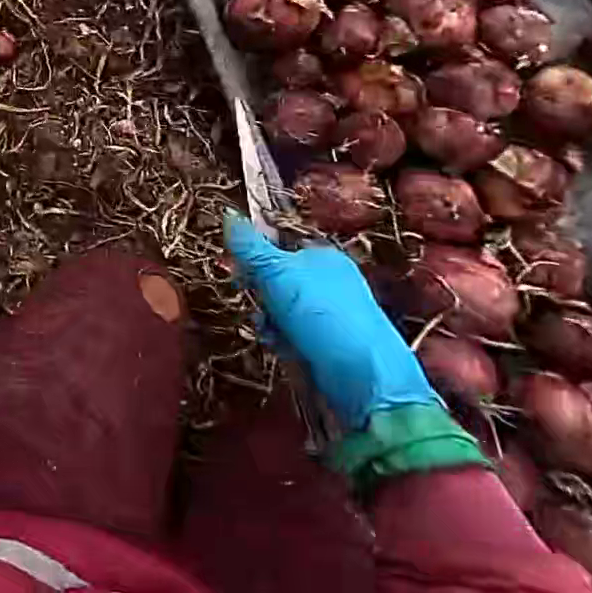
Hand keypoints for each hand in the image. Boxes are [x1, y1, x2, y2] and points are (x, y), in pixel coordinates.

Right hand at [224, 211, 437, 430]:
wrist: (364, 380)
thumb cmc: (321, 314)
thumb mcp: (278, 272)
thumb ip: (249, 245)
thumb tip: (226, 212)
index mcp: (322, 256)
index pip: (279, 245)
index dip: (256, 256)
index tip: (241, 269)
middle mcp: (327, 281)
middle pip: (275, 276)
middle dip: (259, 290)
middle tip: (254, 298)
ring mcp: (327, 314)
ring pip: (278, 306)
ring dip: (266, 317)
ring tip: (270, 328)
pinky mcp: (324, 343)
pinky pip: (288, 331)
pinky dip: (279, 337)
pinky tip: (279, 345)